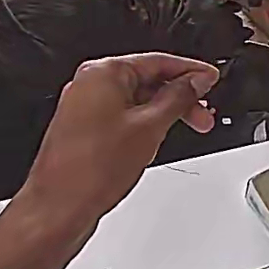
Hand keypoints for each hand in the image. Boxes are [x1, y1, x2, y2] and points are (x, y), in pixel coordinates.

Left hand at [0, 54, 217, 268]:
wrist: (59, 206)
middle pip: (147, 80)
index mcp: (103, 73)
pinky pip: (123, 116)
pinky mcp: (85, 128)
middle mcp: (90, 85)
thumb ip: (178, 98)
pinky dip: (145, 123)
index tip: (210, 77)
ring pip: (136, 100)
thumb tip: (194, 81)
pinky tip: (158, 137)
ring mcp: (85, 107)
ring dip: (164, 112)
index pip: (157, 61)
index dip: (190, 70)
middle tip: (204, 111)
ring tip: (188, 127)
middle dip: (180, 96)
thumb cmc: (91, 169)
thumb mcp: (150, 127)